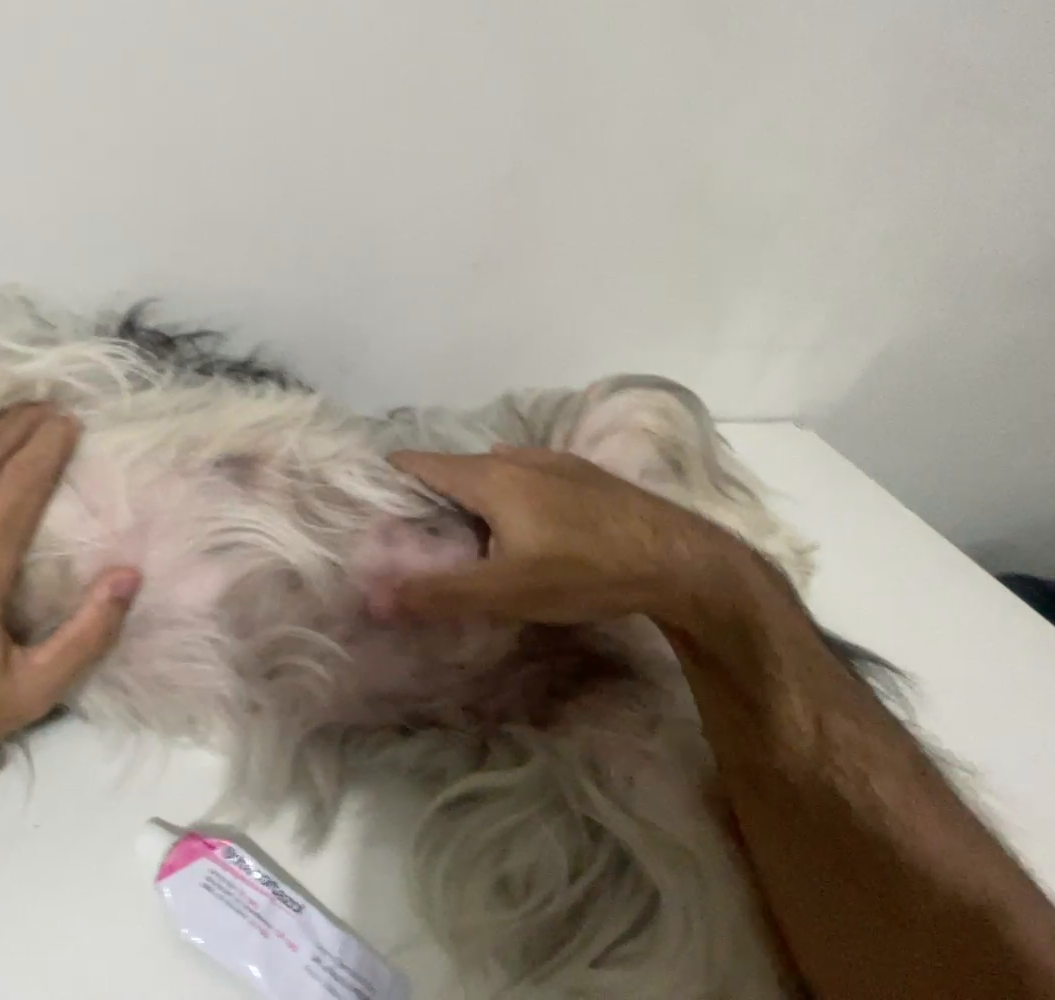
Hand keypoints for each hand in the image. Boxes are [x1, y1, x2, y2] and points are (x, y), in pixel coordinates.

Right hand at [379, 445, 749, 630]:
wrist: (682, 562)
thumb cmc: (583, 571)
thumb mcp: (504, 592)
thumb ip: (437, 594)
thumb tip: (372, 599)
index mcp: (489, 476)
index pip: (419, 462)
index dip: (390, 479)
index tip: (372, 506)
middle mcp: (516, 457)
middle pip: (455, 467)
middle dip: (429, 493)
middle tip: (413, 531)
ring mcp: (555, 461)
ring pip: (494, 468)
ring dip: (471, 492)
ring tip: (463, 529)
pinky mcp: (585, 475)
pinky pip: (527, 473)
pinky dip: (508, 491)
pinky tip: (523, 519)